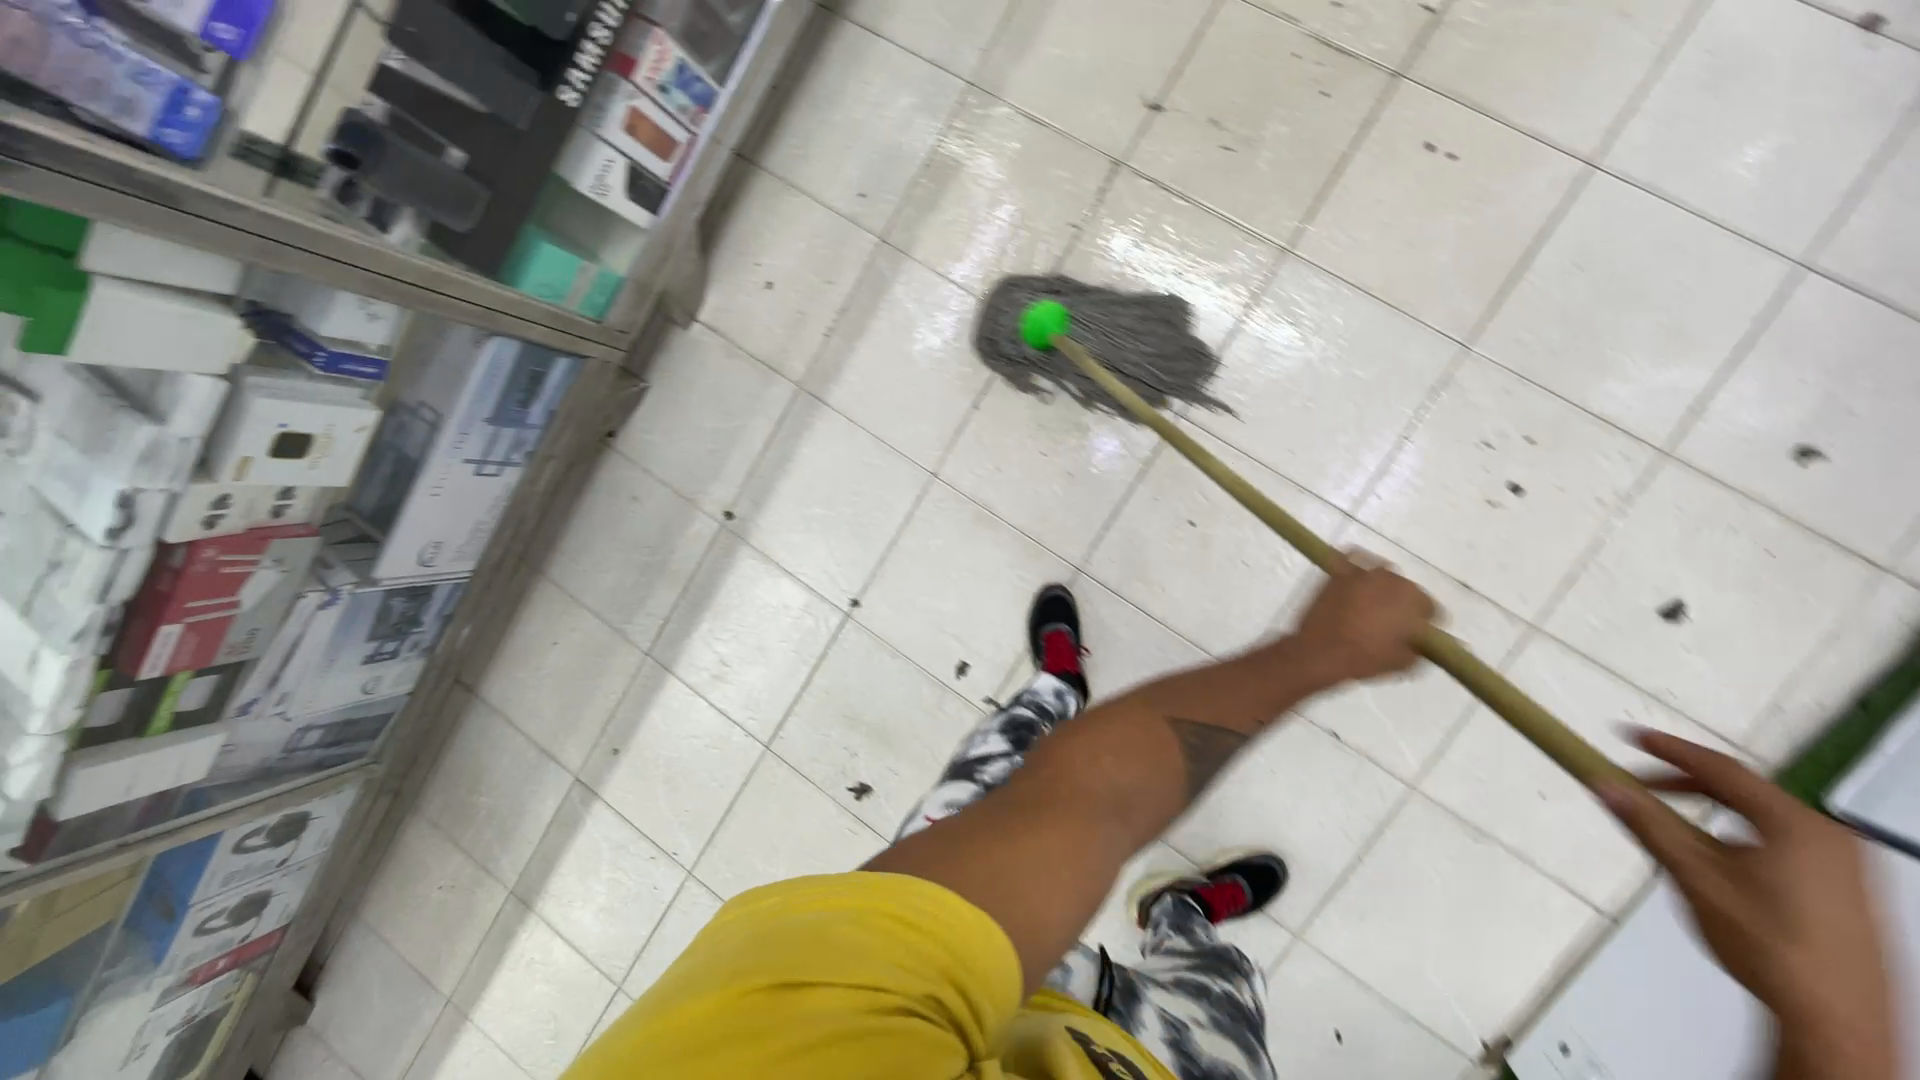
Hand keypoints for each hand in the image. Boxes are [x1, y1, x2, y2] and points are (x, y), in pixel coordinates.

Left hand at [1290, 551, 1434, 684]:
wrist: (1319, 650)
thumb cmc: (1365, 658)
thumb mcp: (1403, 662)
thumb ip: (1418, 647)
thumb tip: (1418, 642)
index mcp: (1415, 600)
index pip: (1429, 607)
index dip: (1424, 622)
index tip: (1415, 633)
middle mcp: (1394, 579)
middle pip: (1406, 589)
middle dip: (1402, 604)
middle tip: (1390, 621)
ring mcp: (1365, 572)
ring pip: (1383, 576)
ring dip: (1382, 587)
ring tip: (1371, 604)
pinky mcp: (1340, 571)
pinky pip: (1354, 560)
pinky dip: (1357, 568)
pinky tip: (1356, 580)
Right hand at [1601, 731, 1896, 1079]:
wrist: (1837, 1020)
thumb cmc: (1764, 941)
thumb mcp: (1695, 877)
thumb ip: (1648, 825)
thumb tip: (1602, 783)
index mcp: (1796, 824)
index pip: (1722, 769)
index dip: (1670, 750)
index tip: (1629, 736)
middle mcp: (1829, 835)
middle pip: (1745, 794)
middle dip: (1687, 785)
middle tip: (1641, 784)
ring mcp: (1846, 866)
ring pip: (1763, 821)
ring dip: (1712, 815)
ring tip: (1672, 828)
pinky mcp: (1848, 892)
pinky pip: (1783, 845)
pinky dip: (1740, 839)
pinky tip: (1719, 866)